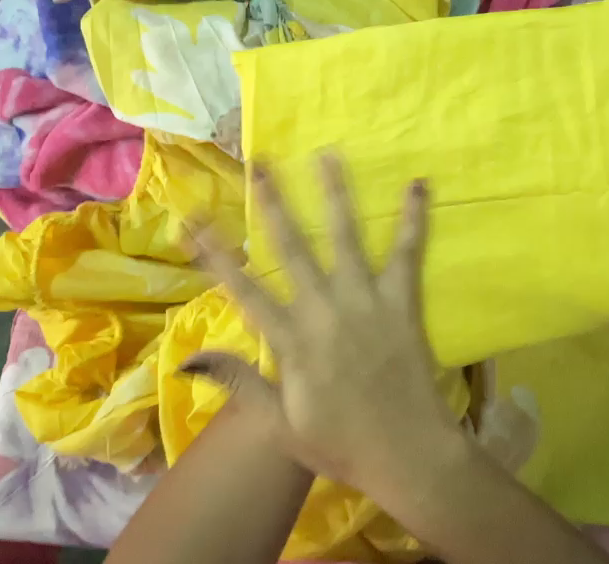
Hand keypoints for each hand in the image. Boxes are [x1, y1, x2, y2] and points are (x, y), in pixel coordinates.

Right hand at [184, 155, 465, 500]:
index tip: (193, 220)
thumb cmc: (341, 443)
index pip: (243, 288)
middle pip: (293, 246)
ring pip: (346, 237)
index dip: (216, 253)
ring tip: (327, 154)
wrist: (407, 454)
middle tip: (259, 164)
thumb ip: (241, 383)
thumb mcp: (280, 424)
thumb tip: (191, 358)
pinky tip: (417, 186)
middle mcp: (325, 311)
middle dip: (272, 203)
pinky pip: (407, 253)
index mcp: (292, 341)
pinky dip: (413, 219)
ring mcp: (365, 301)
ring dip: (335, 193)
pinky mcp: (401, 301)